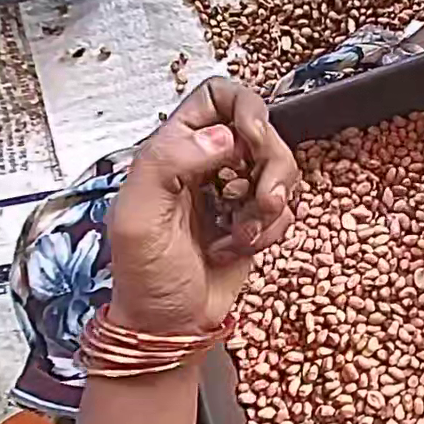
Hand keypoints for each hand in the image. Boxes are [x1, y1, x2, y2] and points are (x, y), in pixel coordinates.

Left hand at [106, 78, 298, 334]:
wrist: (171, 327)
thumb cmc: (145, 277)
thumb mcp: (137, 219)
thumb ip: (167, 163)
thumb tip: (222, 136)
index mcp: (174, 149)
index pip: (218, 96)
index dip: (244, 107)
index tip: (253, 140)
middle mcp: (209, 162)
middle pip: (264, 131)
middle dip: (270, 167)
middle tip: (260, 202)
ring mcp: (236, 190)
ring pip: (282, 168)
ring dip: (271, 205)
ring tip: (243, 233)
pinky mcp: (256, 218)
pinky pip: (286, 207)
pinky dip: (272, 229)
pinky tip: (242, 246)